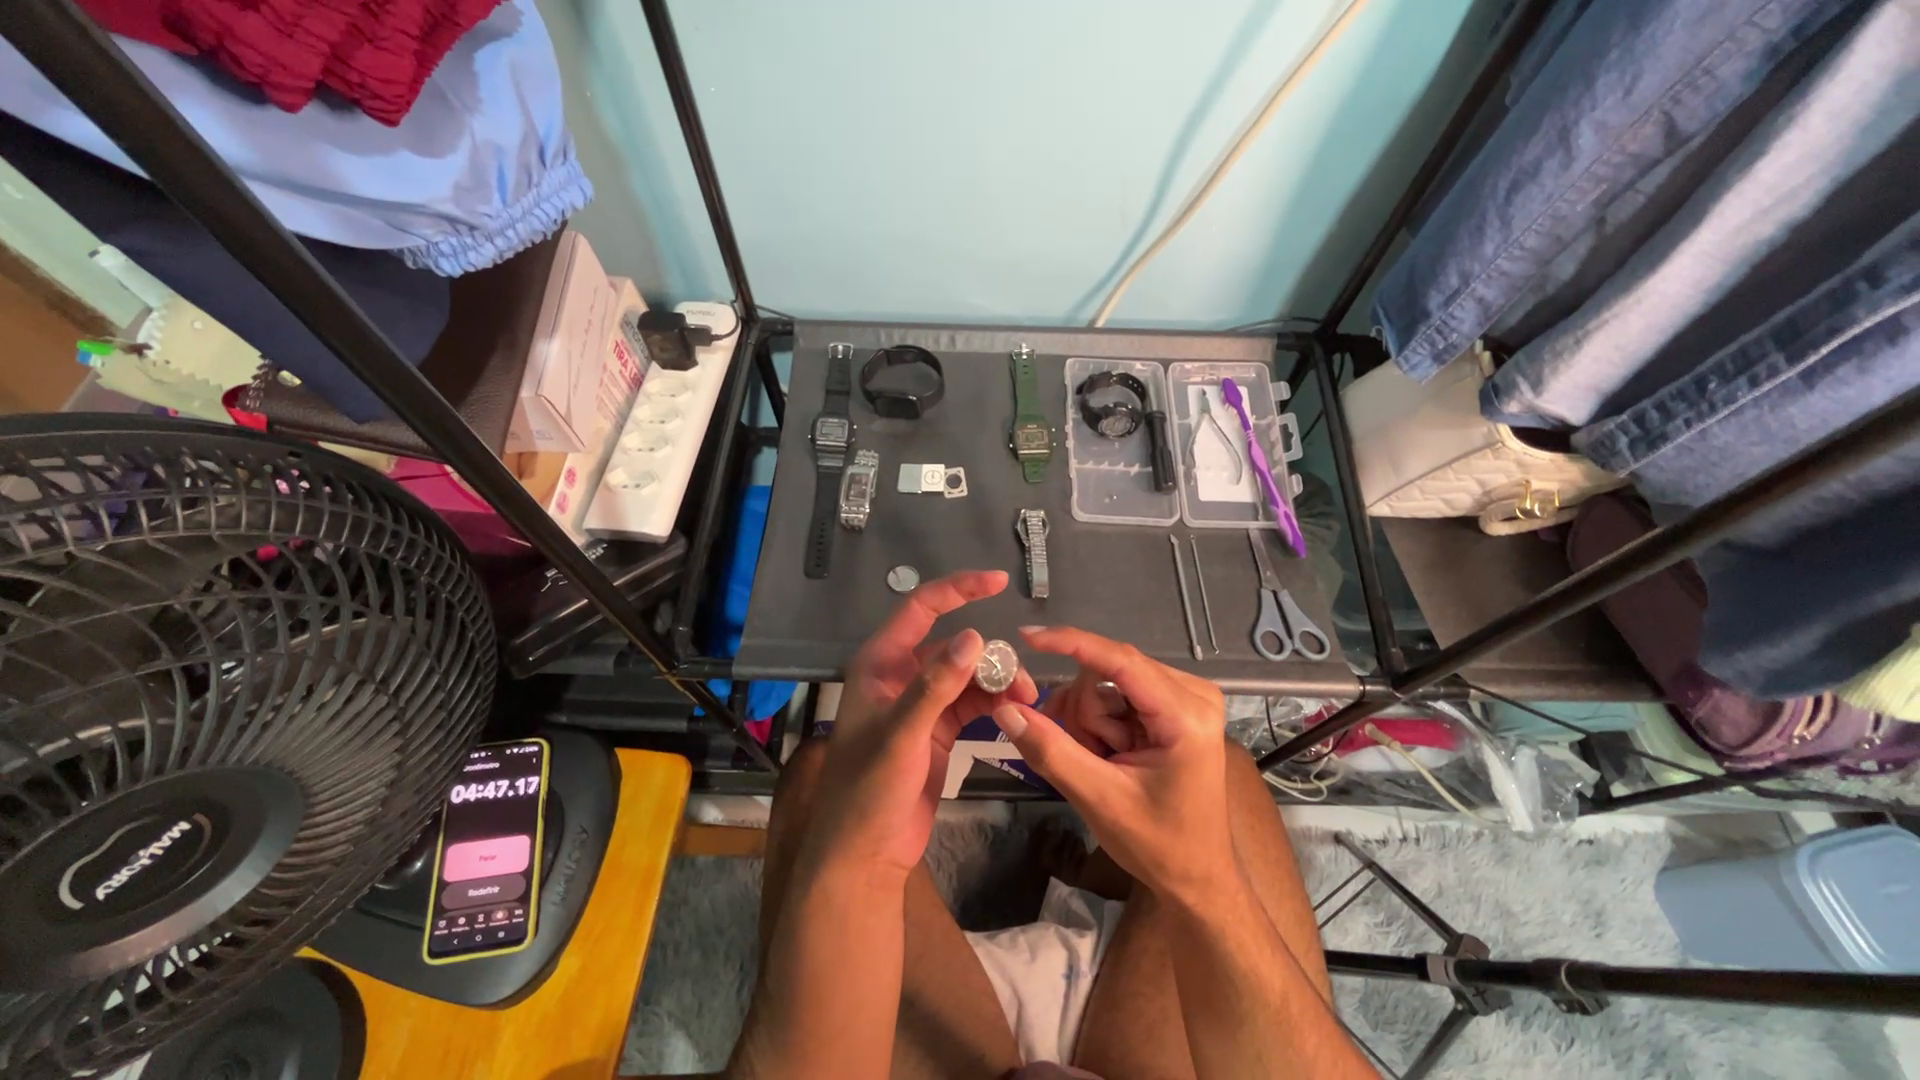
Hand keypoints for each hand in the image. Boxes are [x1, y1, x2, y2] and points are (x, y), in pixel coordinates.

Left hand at [804, 572, 1037, 877]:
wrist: (865, 853)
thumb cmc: (869, 790)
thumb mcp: (903, 734)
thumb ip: (937, 686)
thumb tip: (975, 637)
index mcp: (880, 664)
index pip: (921, 610)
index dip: (958, 589)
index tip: (999, 581)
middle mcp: (900, 676)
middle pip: (953, 647)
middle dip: (990, 656)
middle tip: (1022, 682)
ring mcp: (921, 704)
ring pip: (968, 676)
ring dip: (998, 682)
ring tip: (1027, 700)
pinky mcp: (937, 731)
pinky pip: (972, 703)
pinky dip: (995, 703)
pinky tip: (1017, 710)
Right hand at [991, 626, 1232, 904]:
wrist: (1197, 875)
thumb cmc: (1158, 844)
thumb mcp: (1099, 799)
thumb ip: (1051, 751)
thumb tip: (1005, 709)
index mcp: (1186, 715)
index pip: (1121, 660)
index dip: (1071, 643)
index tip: (1027, 638)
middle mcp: (1193, 693)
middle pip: (1108, 671)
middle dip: (1085, 714)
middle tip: (1090, 759)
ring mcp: (1187, 697)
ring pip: (1108, 681)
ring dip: (1091, 721)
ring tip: (1104, 763)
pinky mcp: (1175, 705)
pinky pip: (1117, 692)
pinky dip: (1101, 722)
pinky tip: (1108, 754)